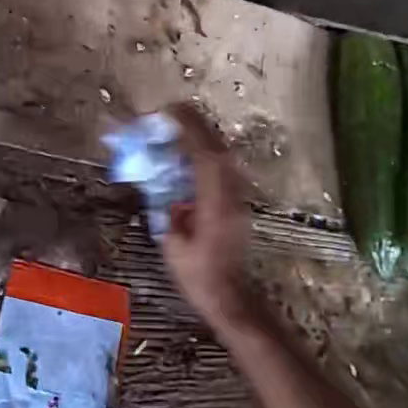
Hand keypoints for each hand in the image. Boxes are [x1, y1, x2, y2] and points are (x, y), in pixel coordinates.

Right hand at [157, 104, 254, 329]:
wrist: (229, 295)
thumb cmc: (198, 276)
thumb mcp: (173, 244)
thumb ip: (171, 213)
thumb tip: (169, 192)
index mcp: (214, 203)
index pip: (205, 155)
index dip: (189, 129)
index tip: (168, 112)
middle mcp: (231, 194)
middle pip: (218, 148)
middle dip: (195, 125)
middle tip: (171, 112)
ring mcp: (238, 198)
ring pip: (223, 156)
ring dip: (201, 138)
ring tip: (177, 129)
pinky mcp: (237, 204)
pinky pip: (222, 169)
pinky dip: (205, 155)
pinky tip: (188, 157)